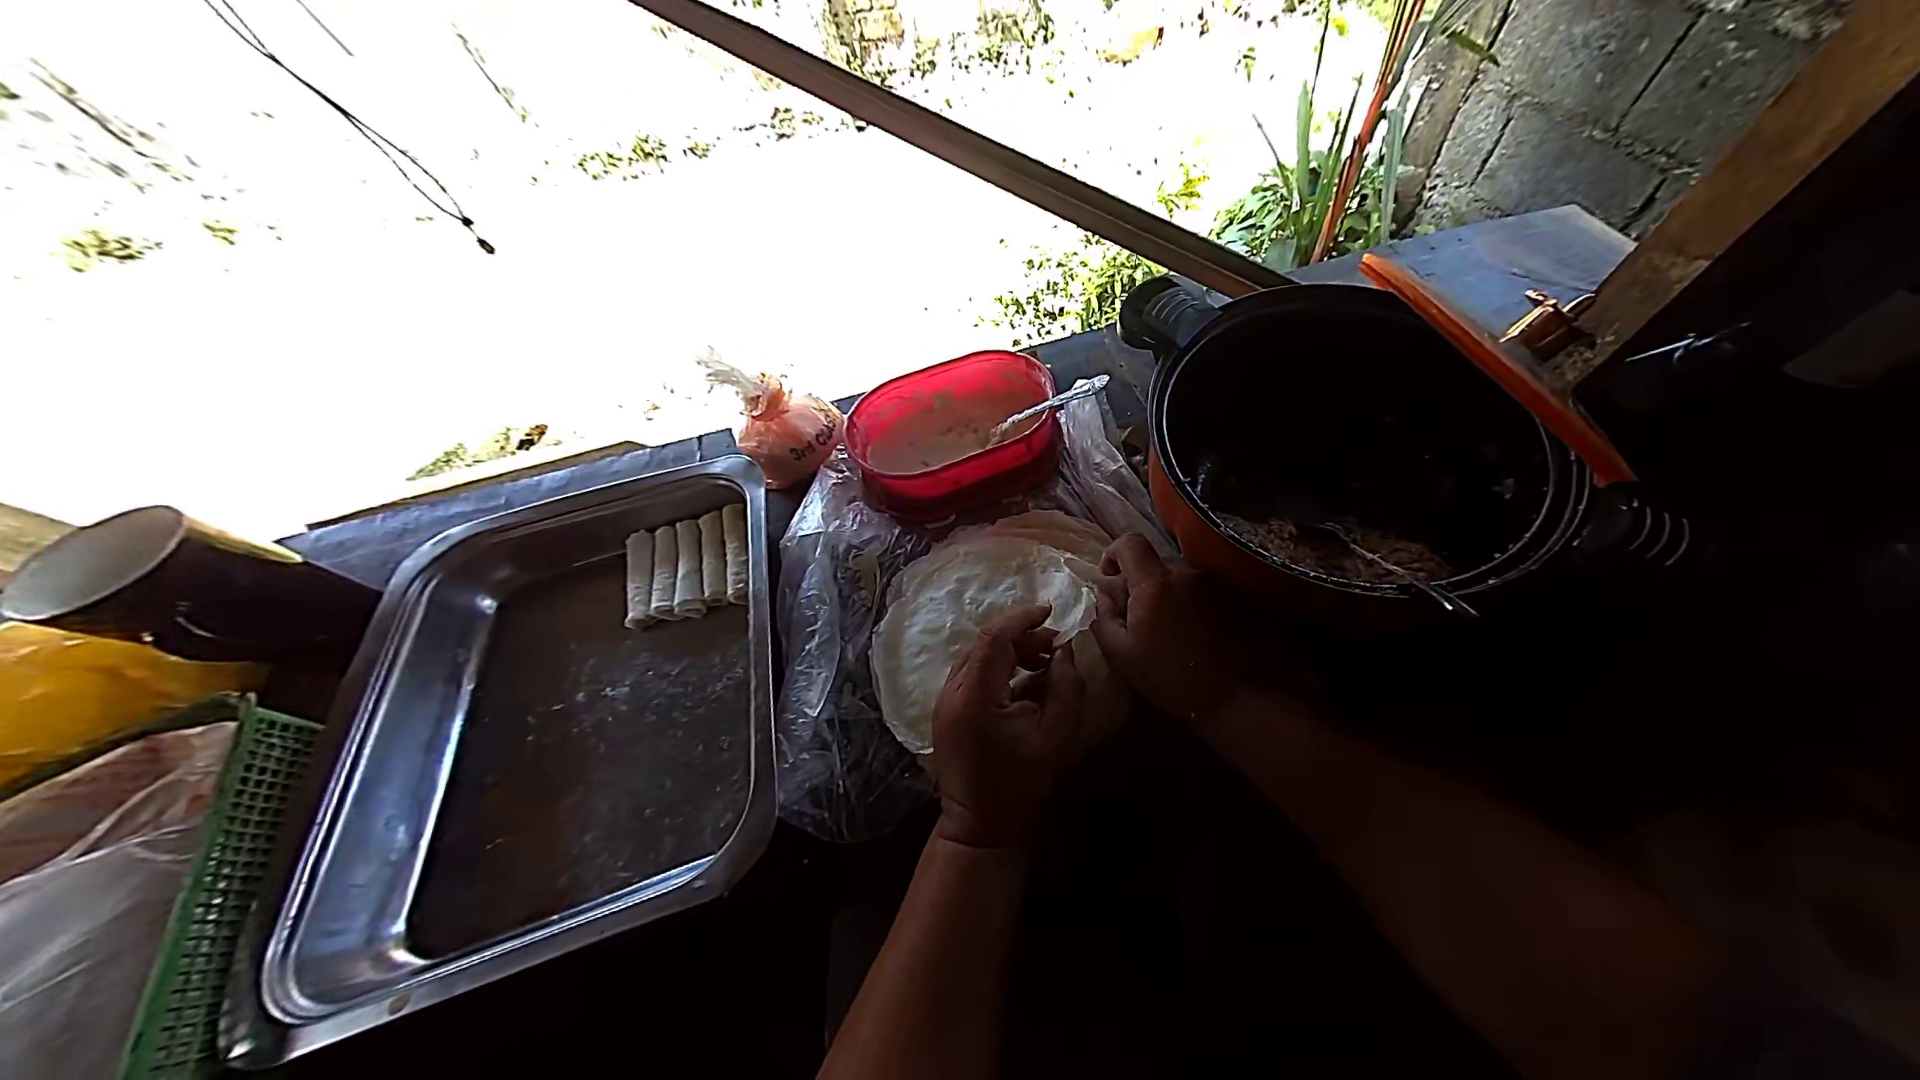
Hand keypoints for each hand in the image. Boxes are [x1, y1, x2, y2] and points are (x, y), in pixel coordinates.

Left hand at [931, 604, 1085, 849]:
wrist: (982, 824)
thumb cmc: (1022, 782)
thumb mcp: (1057, 735)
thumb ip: (1065, 686)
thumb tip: (1064, 650)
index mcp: (975, 695)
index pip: (993, 638)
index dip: (1022, 619)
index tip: (1050, 612)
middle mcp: (952, 691)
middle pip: (984, 644)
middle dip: (1021, 636)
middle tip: (1055, 645)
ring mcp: (945, 701)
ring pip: (977, 657)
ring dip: (1010, 651)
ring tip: (1043, 661)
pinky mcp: (947, 710)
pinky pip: (972, 674)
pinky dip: (998, 668)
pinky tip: (1024, 679)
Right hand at [1089, 534, 1241, 724]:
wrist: (1239, 699)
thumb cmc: (1172, 679)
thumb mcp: (1122, 654)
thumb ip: (1104, 616)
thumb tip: (1103, 593)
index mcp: (1156, 583)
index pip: (1130, 543)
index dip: (1114, 553)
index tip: (1110, 575)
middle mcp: (1188, 573)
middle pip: (1156, 565)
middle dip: (1142, 586)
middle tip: (1140, 619)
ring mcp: (1217, 584)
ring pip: (1180, 580)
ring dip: (1170, 597)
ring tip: (1171, 632)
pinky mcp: (1237, 597)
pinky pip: (1203, 592)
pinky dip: (1192, 606)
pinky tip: (1195, 636)